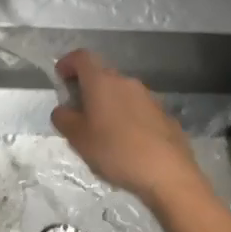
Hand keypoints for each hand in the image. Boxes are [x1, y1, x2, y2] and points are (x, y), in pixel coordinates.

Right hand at [51, 50, 199, 198]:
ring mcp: (149, 98)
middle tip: (79, 113)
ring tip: (104, 132)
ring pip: (122, 94)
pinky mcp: (165, 116)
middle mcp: (126, 82)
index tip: (61, 78)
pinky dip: (129, 119)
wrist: (169, 174)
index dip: (68, 63)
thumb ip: (63, 118)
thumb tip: (64, 110)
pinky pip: (139, 110)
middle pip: (102, 76)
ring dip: (110, 105)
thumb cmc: (115, 151)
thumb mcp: (77, 138)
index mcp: (101, 81)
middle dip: (88, 89)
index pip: (81, 57)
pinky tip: (129, 144)